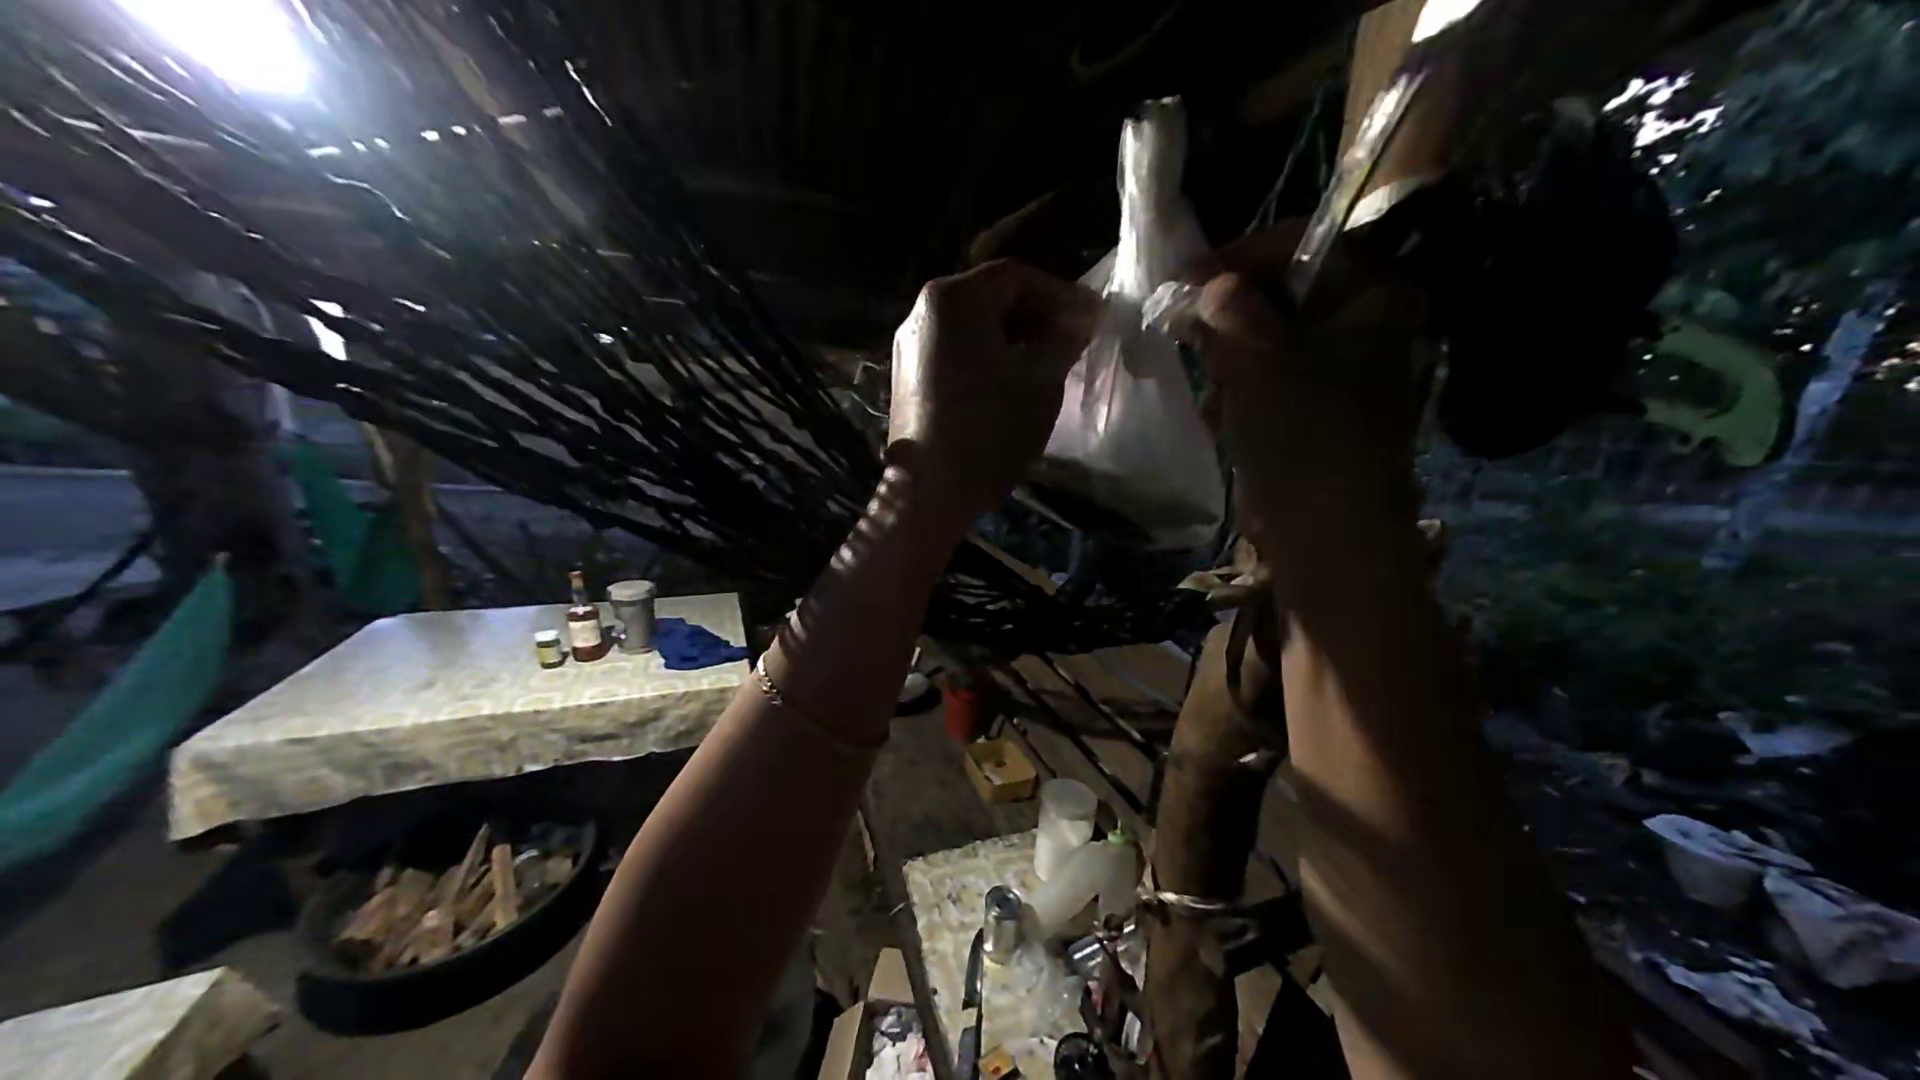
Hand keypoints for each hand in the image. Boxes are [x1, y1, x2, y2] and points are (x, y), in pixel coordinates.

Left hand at [887, 259, 1098, 531]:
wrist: (929, 492)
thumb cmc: (990, 430)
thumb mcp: (1041, 380)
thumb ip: (1065, 336)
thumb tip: (1084, 314)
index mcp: (953, 300)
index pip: (1016, 276)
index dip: (1060, 293)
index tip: (1090, 319)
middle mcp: (921, 312)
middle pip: (989, 296)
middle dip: (1035, 314)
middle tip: (1071, 340)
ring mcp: (908, 345)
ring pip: (971, 324)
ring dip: (1012, 336)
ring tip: (1045, 362)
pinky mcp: (906, 375)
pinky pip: (954, 348)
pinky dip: (986, 354)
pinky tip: (1010, 380)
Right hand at [1179, 225, 1426, 557]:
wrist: (1326, 534)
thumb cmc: (1302, 438)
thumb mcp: (1256, 361)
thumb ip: (1224, 309)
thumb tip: (1199, 283)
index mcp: (1373, 296)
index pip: (1299, 246)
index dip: (1237, 256)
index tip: (1182, 277)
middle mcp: (1366, 324)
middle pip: (1282, 293)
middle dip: (1228, 313)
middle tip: (1184, 328)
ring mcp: (1343, 369)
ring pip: (1269, 338)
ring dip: (1229, 356)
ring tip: (1209, 385)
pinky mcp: (1317, 408)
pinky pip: (1269, 377)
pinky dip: (1240, 388)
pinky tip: (1222, 413)